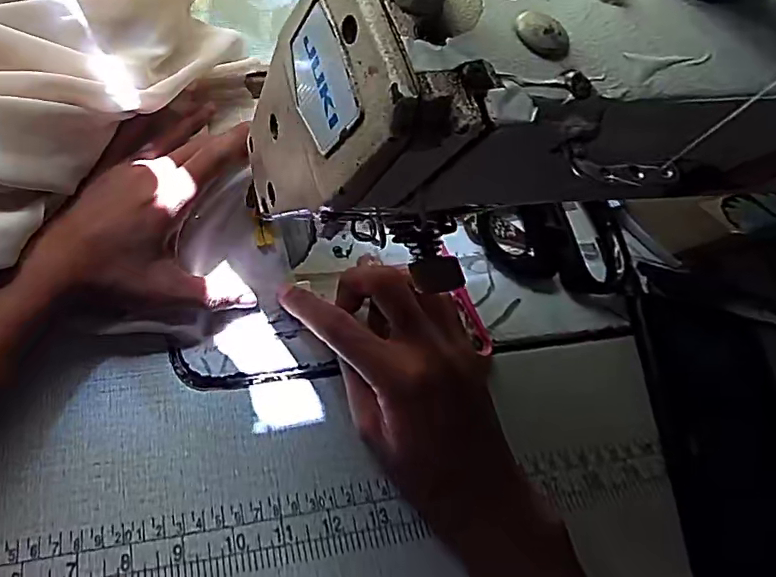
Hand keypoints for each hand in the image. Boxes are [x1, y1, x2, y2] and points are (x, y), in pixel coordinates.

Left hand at [17, 101, 252, 324]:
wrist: (54, 265)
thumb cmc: (111, 277)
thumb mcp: (164, 291)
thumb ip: (211, 294)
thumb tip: (252, 301)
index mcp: (173, 194)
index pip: (213, 159)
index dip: (237, 142)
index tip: (258, 128)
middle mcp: (154, 171)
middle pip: (195, 145)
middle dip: (220, 134)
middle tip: (242, 122)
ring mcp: (128, 165)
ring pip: (166, 136)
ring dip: (189, 122)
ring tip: (207, 106)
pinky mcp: (106, 167)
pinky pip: (131, 136)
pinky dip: (147, 121)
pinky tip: (150, 112)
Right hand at [280, 264, 581, 576]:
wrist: (484, 498)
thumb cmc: (426, 477)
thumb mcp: (370, 430)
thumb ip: (351, 374)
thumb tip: (337, 335)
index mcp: (399, 379)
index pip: (341, 327)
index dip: (307, 306)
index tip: (290, 295)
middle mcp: (431, 352)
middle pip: (385, 281)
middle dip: (354, 280)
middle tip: (344, 301)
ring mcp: (455, 344)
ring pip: (418, 278)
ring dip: (387, 281)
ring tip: (374, 303)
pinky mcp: (469, 345)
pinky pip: (441, 297)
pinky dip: (417, 293)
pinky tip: (404, 311)